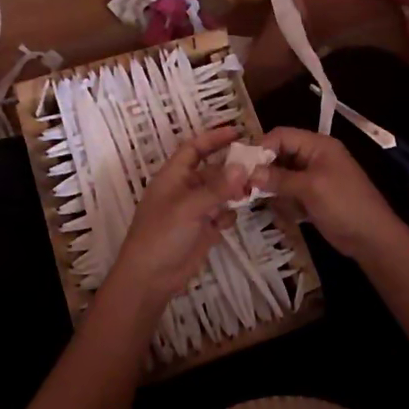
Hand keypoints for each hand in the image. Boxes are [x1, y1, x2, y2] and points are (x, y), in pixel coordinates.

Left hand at [106, 127, 246, 307]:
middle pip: (212, 170)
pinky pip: (222, 214)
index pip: (194, 149)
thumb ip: (217, 188)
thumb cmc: (162, 235)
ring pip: (221, 193)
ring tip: (252, 191)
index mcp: (173, 177)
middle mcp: (185, 190)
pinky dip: (229, 215)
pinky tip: (229, 220)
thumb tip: (243, 167)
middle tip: (257, 166)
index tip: (237, 131)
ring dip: (235, 191)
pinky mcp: (204, 229)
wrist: (151, 278)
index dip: (213, 138)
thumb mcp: (189, 207)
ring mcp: (195, 210)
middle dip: (232, 168)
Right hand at [253, 127, 408, 261]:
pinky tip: (283, 212)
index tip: (240, 167)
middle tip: (243, 187)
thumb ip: (279, 178)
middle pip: (280, 155)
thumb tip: (248, 172)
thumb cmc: (344, 205)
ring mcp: (314, 178)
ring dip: (272, 188)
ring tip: (260, 201)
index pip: (281, 135)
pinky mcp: (313, 197)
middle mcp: (315, 157)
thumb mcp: (310, 188)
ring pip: (282, 176)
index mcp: (318, 145)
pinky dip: (284, 201)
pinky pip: (290, 193)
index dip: (261, 147)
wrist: (371, 237)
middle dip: (263, 170)